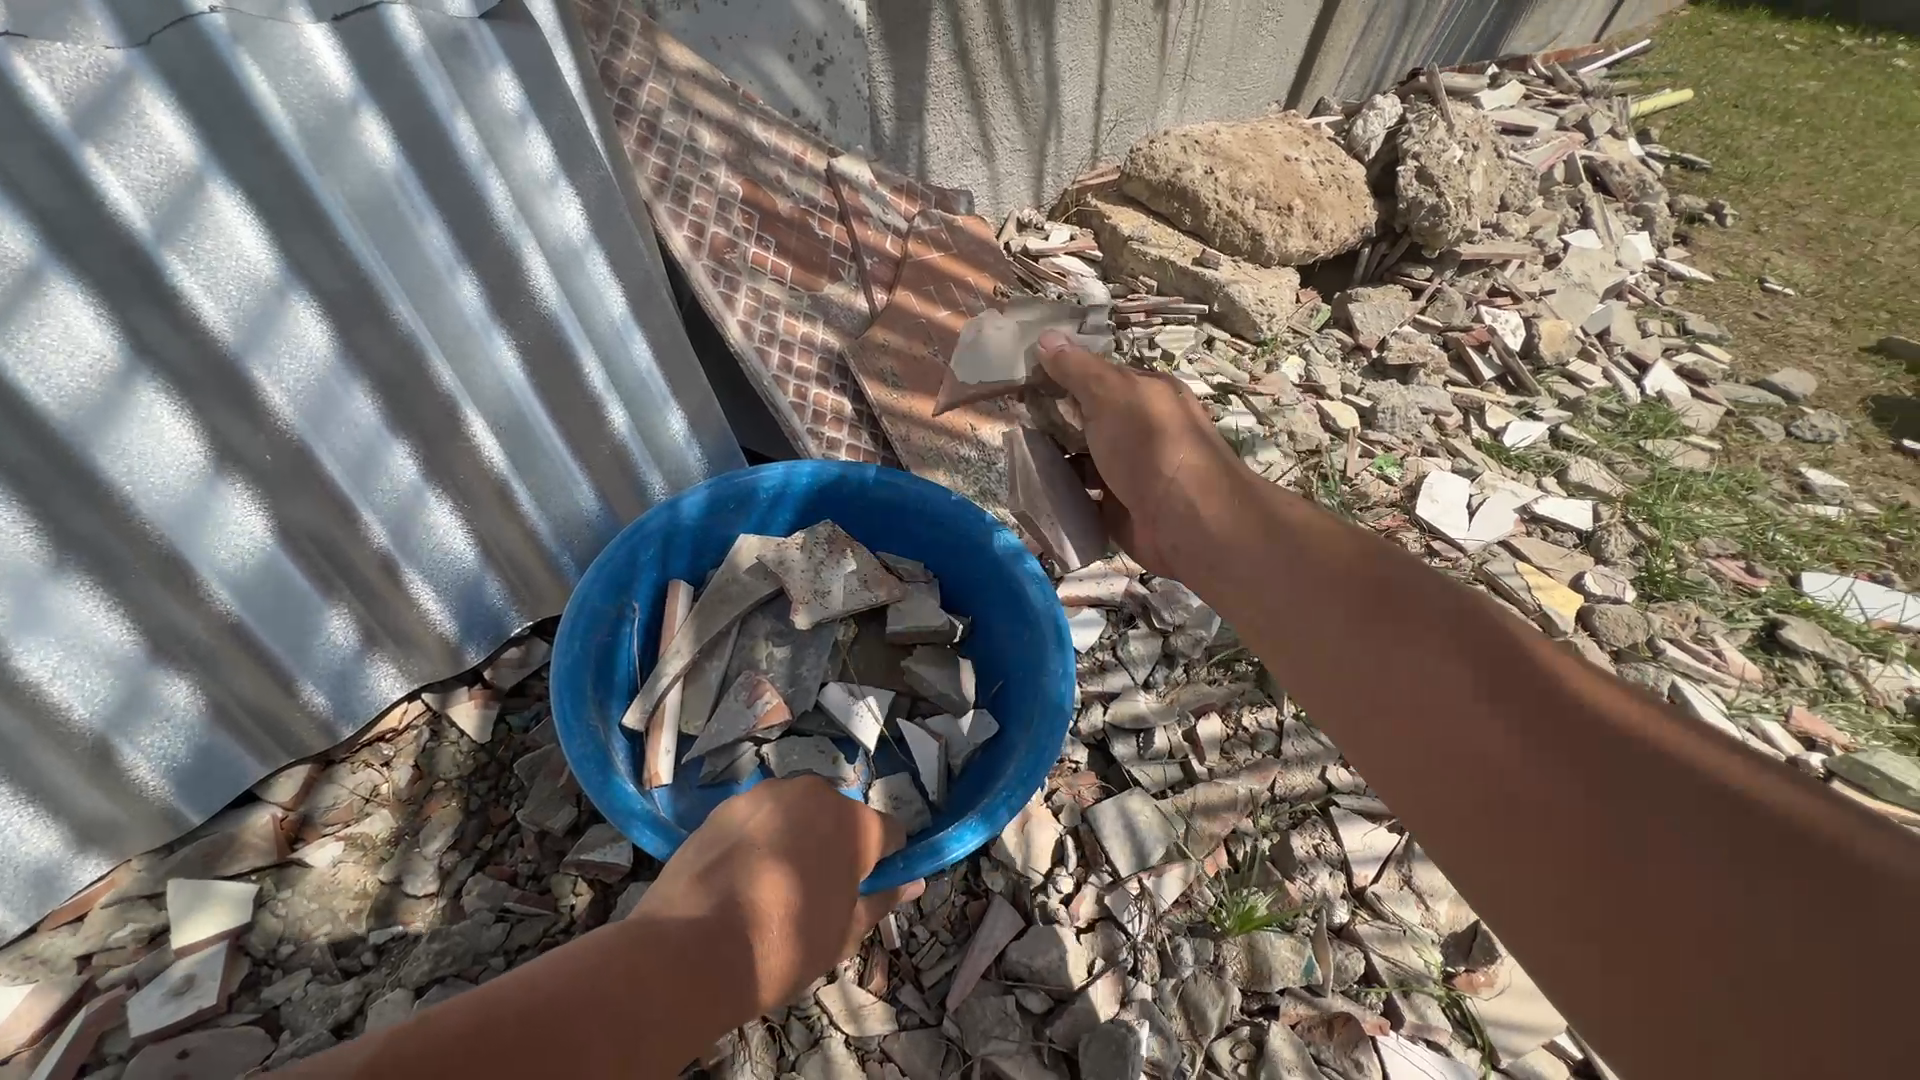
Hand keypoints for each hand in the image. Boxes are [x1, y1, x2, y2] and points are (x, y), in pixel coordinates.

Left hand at [629, 776, 923, 1013]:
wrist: (691, 950)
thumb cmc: (784, 946)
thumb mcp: (844, 934)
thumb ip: (882, 899)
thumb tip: (914, 882)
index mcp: (857, 824)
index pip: (890, 831)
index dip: (883, 859)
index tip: (865, 885)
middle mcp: (818, 794)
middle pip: (840, 815)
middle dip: (835, 843)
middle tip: (814, 889)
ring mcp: (770, 793)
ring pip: (798, 812)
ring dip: (796, 835)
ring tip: (771, 882)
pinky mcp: (729, 803)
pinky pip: (759, 816)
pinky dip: (759, 836)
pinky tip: (740, 875)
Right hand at [1035, 329, 1239, 575]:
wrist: (1184, 520)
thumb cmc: (1150, 444)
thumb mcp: (1112, 393)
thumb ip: (1078, 369)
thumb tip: (1045, 337)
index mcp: (1145, 395)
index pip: (1098, 378)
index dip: (1062, 376)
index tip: (1022, 381)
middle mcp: (1139, 431)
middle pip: (1086, 421)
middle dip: (1052, 423)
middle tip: (1010, 422)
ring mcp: (1128, 473)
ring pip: (1080, 462)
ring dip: (1052, 462)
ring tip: (1016, 459)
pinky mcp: (1116, 510)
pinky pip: (1080, 498)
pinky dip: (1059, 496)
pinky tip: (1033, 492)